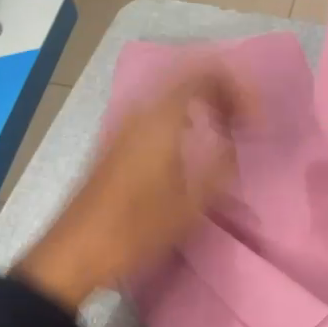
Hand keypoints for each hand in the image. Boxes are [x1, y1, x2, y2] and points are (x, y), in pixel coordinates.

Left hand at [15, 63, 258, 312]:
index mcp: (160, 119)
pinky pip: (157, 113)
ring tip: (224, 131)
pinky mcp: (116, 142)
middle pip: (187, 79)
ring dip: (200, 105)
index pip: (204, 74)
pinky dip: (181, 117)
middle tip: (243, 121)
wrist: (75, 252)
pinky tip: (191, 146)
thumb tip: (235, 142)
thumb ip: (219, 166)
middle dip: (220, 93)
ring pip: (171, 96)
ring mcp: (123, 125)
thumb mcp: (189, 205)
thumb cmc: (134, 229)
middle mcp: (140, 112)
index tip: (252, 118)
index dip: (235, 88)